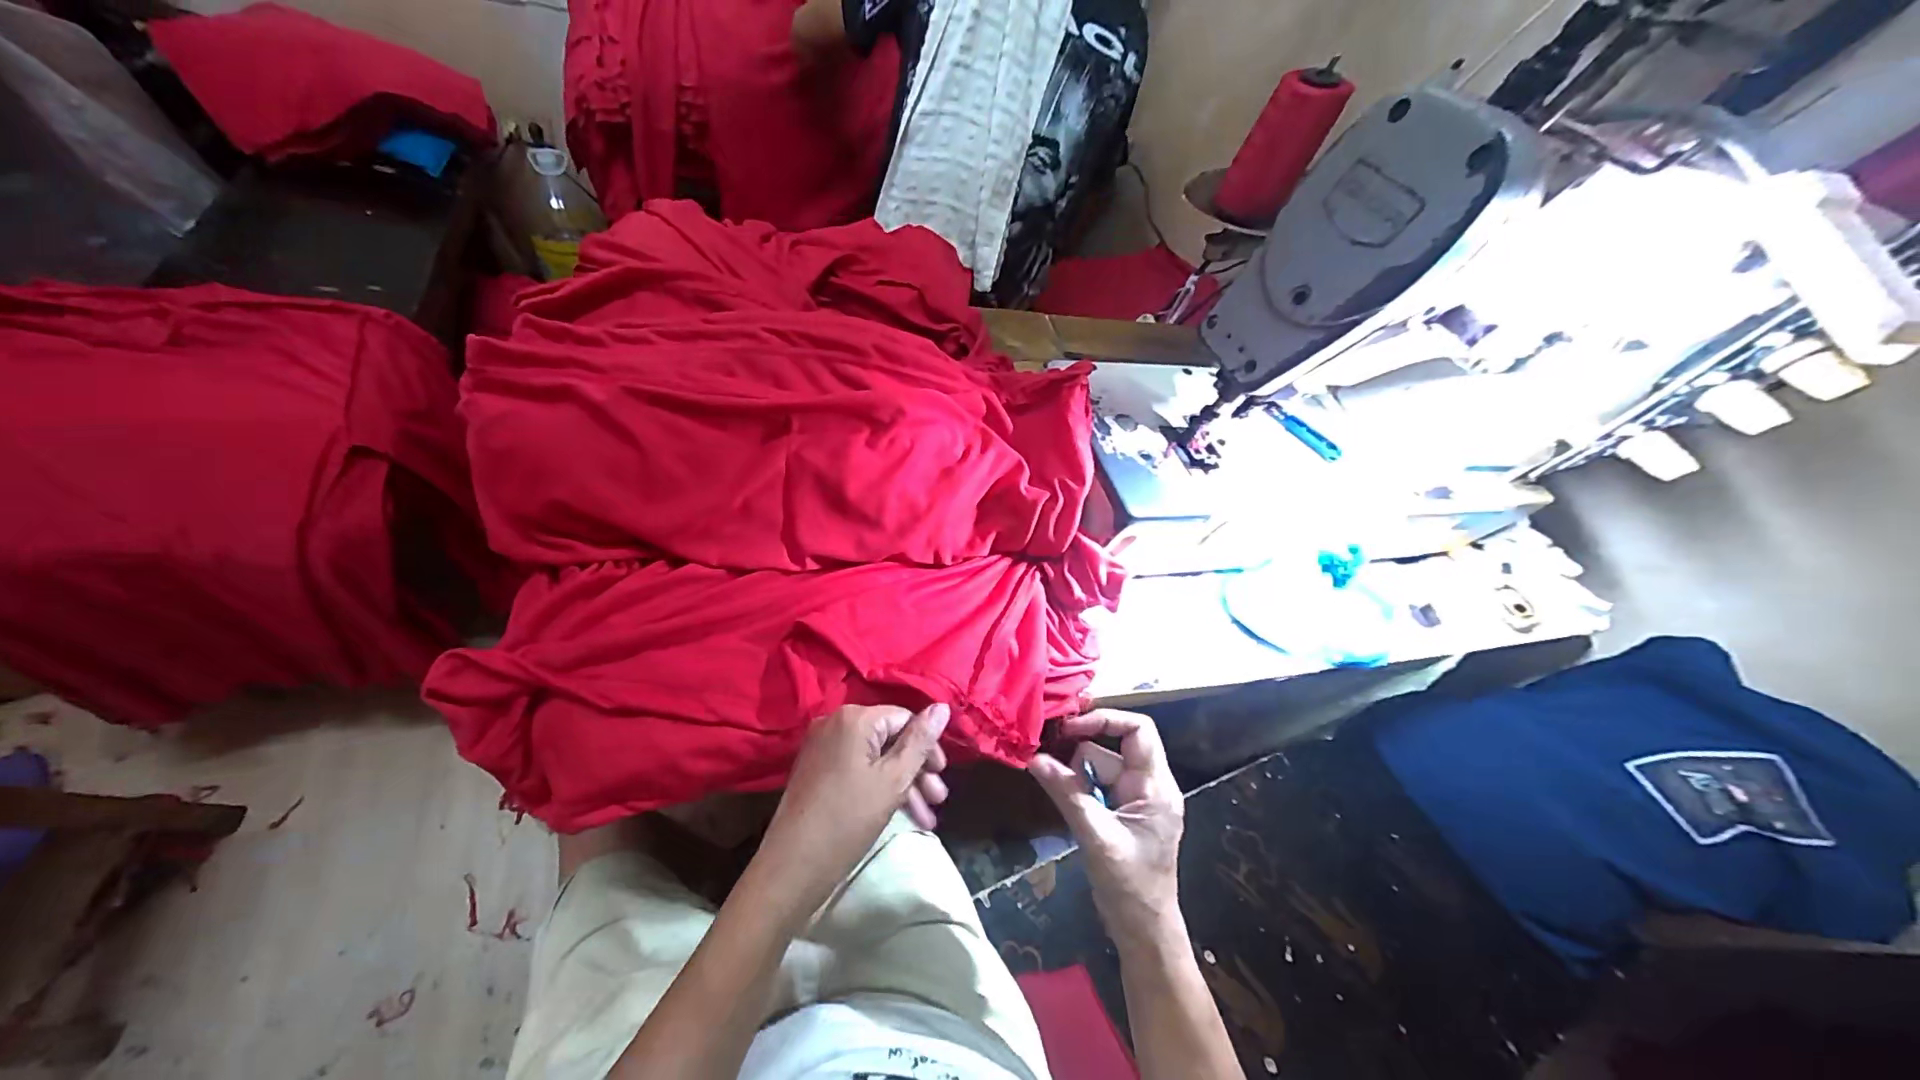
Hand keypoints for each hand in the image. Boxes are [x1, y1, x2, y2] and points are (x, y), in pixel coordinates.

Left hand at [756, 704, 950, 906]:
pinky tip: (901, 813)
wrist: (793, 866)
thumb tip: (942, 707)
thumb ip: (920, 742)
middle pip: (890, 737)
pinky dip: (879, 786)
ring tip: (926, 817)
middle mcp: (835, 722)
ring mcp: (822, 746)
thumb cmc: (849, 819)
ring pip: (875, 756)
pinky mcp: (816, 768)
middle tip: (938, 799)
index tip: (941, 776)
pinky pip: (858, 767)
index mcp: (854, 718)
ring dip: (903, 783)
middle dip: (917, 769)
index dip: (928, 746)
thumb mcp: (893, 779)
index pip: (905, 718)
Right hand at [1029, 709, 1184, 948]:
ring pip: (1099, 766)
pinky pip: (1097, 785)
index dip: (1105, 719)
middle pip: (1112, 748)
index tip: (1070, 727)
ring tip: (1049, 782)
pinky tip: (1058, 793)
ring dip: (1074, 772)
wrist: (1143, 931)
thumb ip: (1066, 794)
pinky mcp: (1122, 813)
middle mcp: (1149, 786)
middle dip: (1079, 751)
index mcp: (1156, 787)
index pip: (1138, 729)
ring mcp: (1136, 800)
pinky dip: (1077, 786)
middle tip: (1045, 756)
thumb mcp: (1095, 837)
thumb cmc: (1130, 886)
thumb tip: (1034, 758)